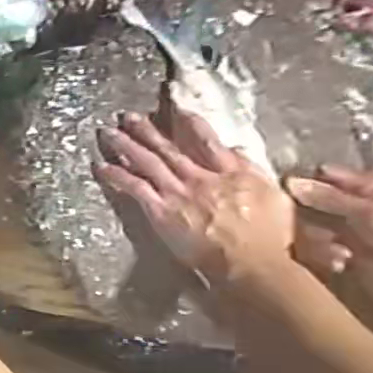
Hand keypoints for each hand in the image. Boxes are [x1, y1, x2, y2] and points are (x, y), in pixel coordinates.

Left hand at [94, 110, 294, 281]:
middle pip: (169, 149)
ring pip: (147, 162)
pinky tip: (99, 166)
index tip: (176, 110)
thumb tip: (236, 150)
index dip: (190, 124)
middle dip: (147, 130)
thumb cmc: (270, 237)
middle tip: (127, 116)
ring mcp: (179, 193)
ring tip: (107, 132)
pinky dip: (115, 175)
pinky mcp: (161, 210)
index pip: (208, 142)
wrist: (252, 262)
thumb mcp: (274, 198)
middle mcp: (202, 178)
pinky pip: (134, 187)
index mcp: (233, 174)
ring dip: (126, 145)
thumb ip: (252, 171)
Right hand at [286, 166, 372, 275]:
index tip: (279, 193)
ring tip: (334, 254)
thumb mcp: (370, 214)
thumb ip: (329, 198)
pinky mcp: (359, 250)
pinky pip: (330, 247)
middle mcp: (363, 204)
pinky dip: (330, 254)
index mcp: (372, 187)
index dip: (303, 181)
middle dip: (308, 218)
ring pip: (320, 228)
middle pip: (318, 203)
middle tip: (307, 231)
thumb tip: (289, 181)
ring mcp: (360, 228)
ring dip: (320, 241)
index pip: (326, 175)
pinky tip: (340, 262)